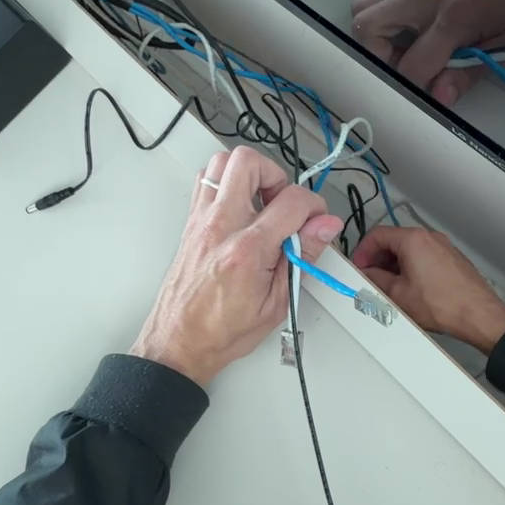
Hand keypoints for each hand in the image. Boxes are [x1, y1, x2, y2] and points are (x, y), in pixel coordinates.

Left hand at [131, 147, 345, 385]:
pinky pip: (205, 181)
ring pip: (221, 162)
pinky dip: (226, 183)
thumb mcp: (277, 303)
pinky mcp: (191, 223)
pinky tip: (240, 207)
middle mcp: (220, 226)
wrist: (180, 342)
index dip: (315, 207)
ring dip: (249, 174)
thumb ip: (303, 256)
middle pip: (248, 162)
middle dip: (276, 175)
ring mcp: (201, 220)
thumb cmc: (222, 331)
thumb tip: (324, 226)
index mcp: (247, 249)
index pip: (292, 201)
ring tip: (262, 202)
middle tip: (284, 203)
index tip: (317, 221)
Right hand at [351, 0, 504, 106]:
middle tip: (403, 67)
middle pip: (367, 29)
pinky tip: (407, 30)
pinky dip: (381, 18)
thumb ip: (470, 69)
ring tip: (401, 48)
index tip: (426, 93)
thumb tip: (441, 96)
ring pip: (363, 8)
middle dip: (377, 58)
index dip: (414, 87)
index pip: (412, 63)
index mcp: (454, 15)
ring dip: (373, 36)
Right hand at [351, 226, 504, 353]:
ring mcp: (444, 247)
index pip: (377, 235)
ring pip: (409, 249)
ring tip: (389, 287)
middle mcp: (430, 237)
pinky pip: (424, 256)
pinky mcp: (452, 259)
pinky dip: (411, 267)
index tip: (358, 268)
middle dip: (378, 259)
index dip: (363, 251)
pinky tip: (410, 289)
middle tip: (371, 279)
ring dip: (394, 264)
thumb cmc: (440, 305)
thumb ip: (375, 279)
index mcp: (414, 239)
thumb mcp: (397, 295)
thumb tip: (365, 274)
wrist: (479, 315)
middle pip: (394, 240)